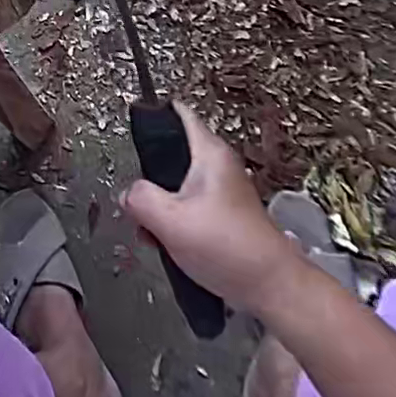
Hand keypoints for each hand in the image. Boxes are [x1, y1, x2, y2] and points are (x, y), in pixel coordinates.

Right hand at [120, 101, 311, 315]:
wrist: (267, 282)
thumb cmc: (226, 245)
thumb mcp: (171, 221)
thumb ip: (141, 200)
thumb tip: (128, 193)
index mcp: (210, 153)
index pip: (181, 115)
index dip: (156, 114)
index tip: (134, 124)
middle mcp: (218, 165)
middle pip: (174, 155)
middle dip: (151, 177)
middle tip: (138, 201)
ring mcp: (223, 189)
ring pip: (178, 186)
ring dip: (161, 206)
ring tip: (152, 231)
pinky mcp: (223, 213)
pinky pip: (189, 206)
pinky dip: (175, 220)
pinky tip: (167, 244)